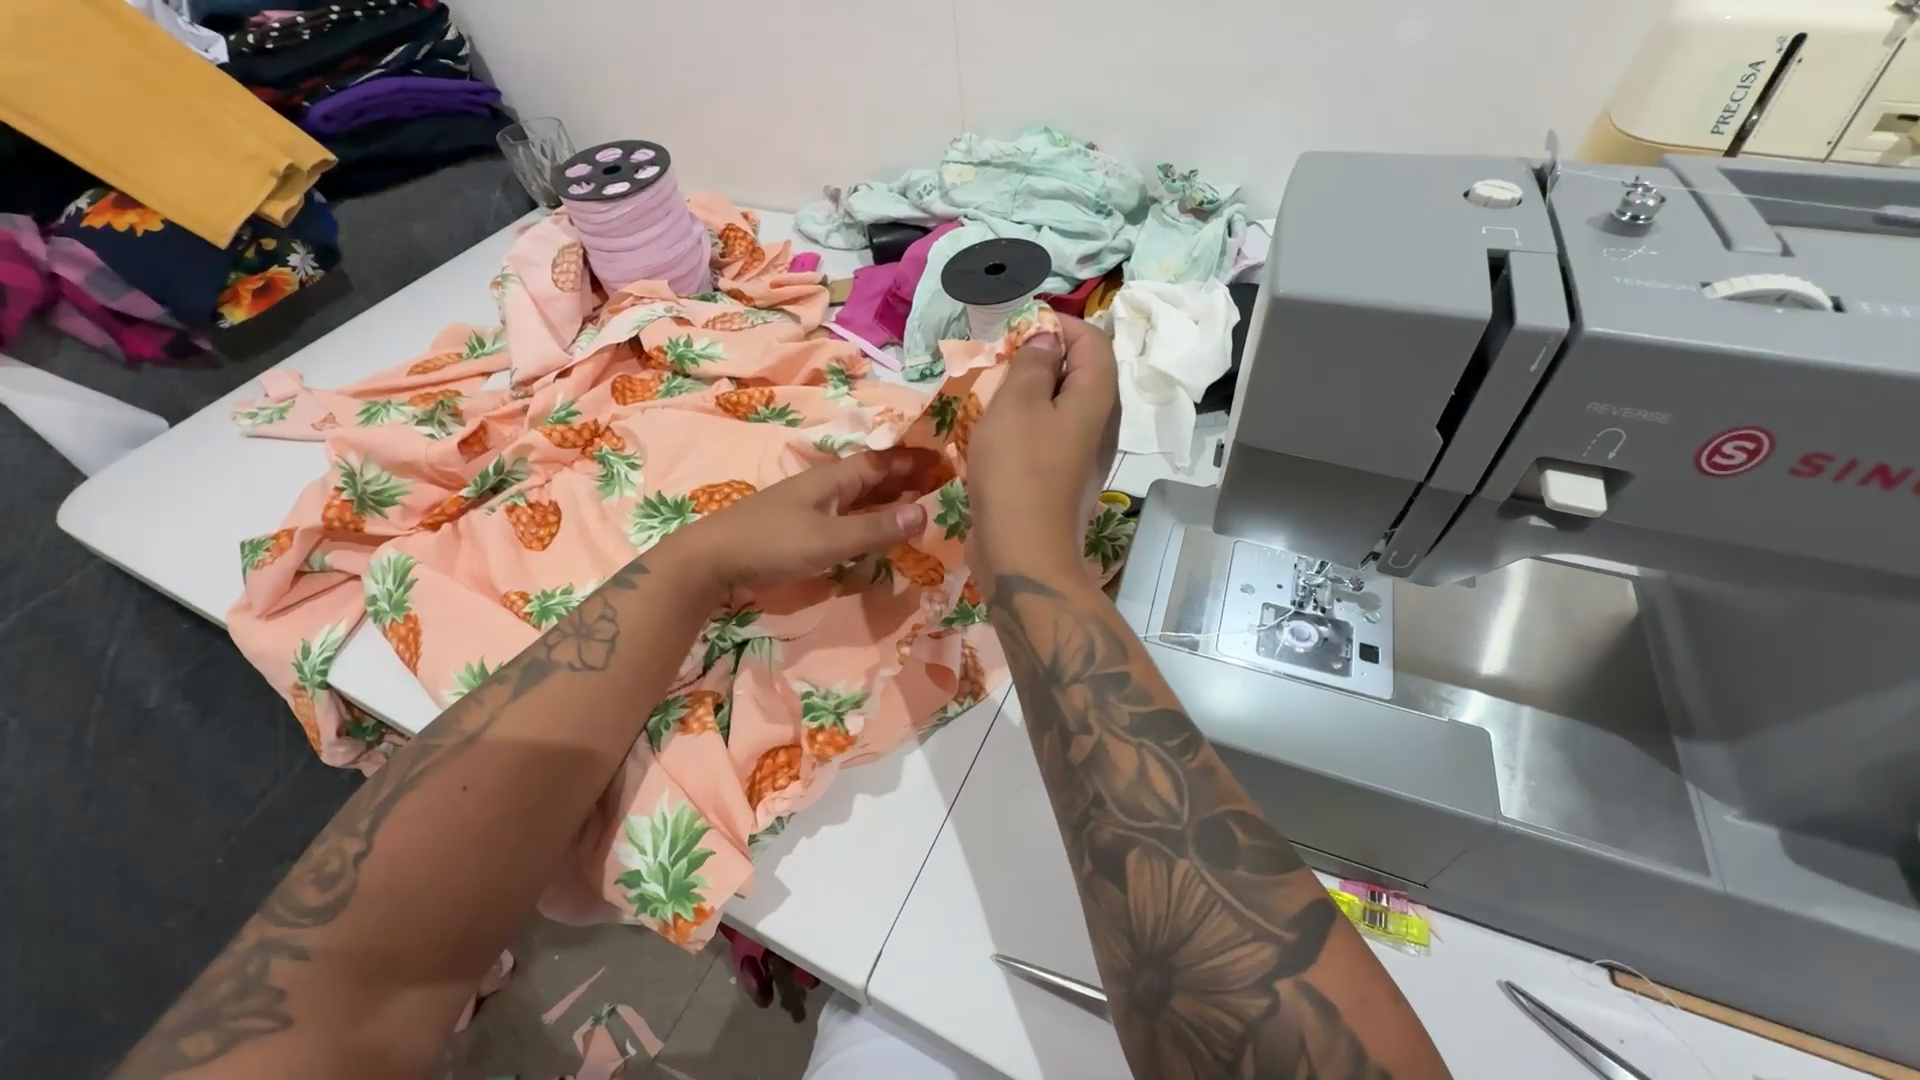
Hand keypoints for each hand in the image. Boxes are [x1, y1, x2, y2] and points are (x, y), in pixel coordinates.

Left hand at [669, 447, 941, 592]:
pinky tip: (886, 540)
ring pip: (864, 502)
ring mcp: (816, 512)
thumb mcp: (829, 538)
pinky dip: (872, 528)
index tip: (948, 463)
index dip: (915, 461)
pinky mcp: (807, 535)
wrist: (713, 562)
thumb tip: (926, 512)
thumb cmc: (771, 542)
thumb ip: (876, 528)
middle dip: (910, 483)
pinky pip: (850, 524)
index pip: (884, 461)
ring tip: (926, 515)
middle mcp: (828, 489)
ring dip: (893, 507)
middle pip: (876, 480)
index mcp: (834, 478)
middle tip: (946, 492)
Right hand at [967, 316, 1119, 581]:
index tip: (1018, 330)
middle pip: (1081, 372)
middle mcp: (1101, 423)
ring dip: (1031, 393)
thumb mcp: (1018, 403)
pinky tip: (997, 434)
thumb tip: (1047, 340)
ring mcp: (1084, 455)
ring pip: (1062, 406)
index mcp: (1098, 397)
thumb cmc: (1018, 471)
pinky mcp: (1063, 478)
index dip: (1059, 325)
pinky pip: (1050, 436)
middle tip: (1002, 361)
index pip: (1093, 340)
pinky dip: (1027, 424)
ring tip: (994, 394)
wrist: (1023, 553)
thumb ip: (1033, 363)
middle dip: (1043, 358)